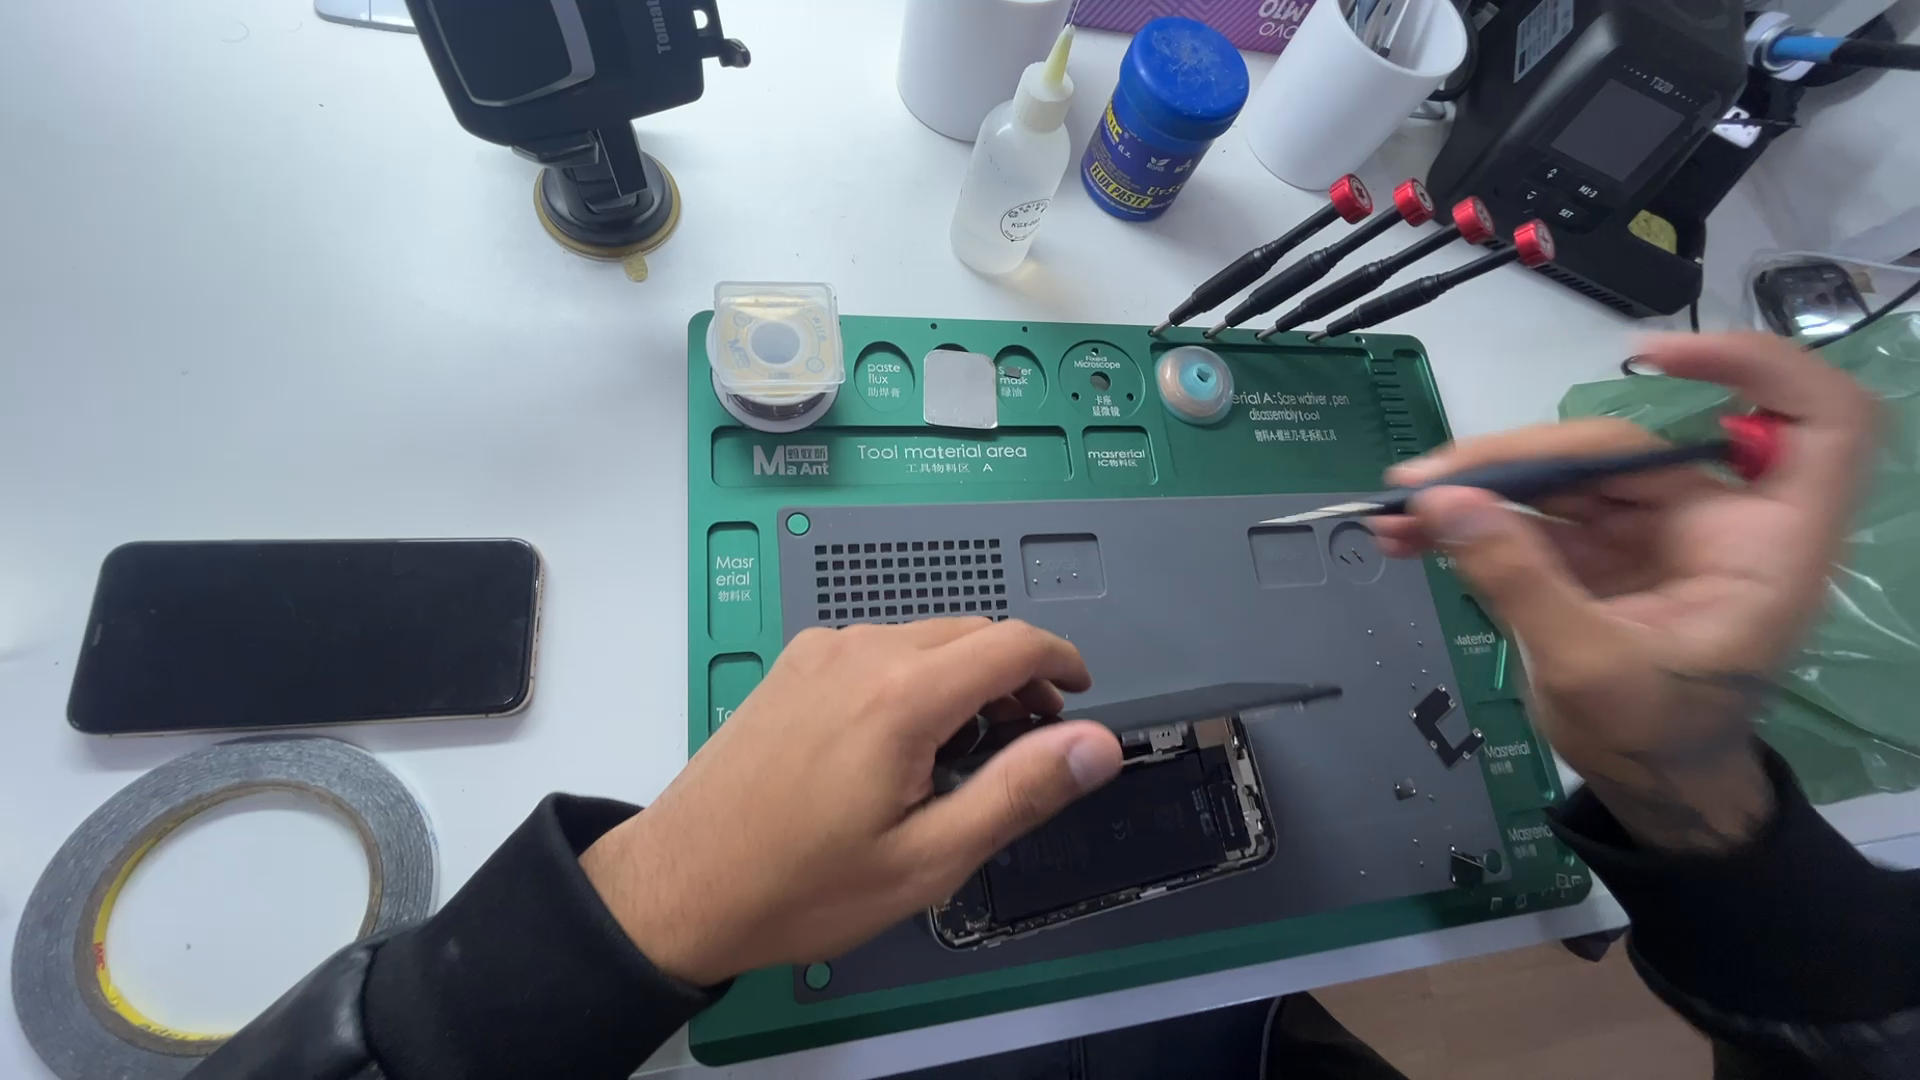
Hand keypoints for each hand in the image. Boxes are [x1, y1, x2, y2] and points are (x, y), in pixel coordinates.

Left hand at [578, 618, 1121, 984]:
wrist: (680, 884)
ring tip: (971, 740)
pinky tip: (906, 729)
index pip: (1012, 644)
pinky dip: (918, 671)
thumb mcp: (928, 857)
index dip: (1061, 660)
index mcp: (903, 692)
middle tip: (1032, 731)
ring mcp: (822, 648)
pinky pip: (880, 646)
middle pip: (971, 633)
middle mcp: (863, 649)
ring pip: (925, 636)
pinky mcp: (796, 660)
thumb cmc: (806, 884)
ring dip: (966, 672)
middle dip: (1017, 672)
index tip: (1079, 692)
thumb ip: (1021, 790)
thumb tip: (1098, 744)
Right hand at [1369, 333, 1874, 850]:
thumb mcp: (1586, 663)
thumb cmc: (1653, 734)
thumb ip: (1516, 578)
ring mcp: (1633, 536)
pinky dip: (1460, 523)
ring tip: (1394, 509)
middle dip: (1512, 457)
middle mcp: (1700, 523)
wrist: (1638, 781)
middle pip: (1615, 450)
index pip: (1808, 424)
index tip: (1648, 357)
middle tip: (1423, 481)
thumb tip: (1441, 502)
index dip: (1750, 369)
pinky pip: (1516, 519)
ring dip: (1467, 489)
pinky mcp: (1579, 555)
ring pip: (1551, 480)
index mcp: (1755, 544)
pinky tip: (1405, 535)